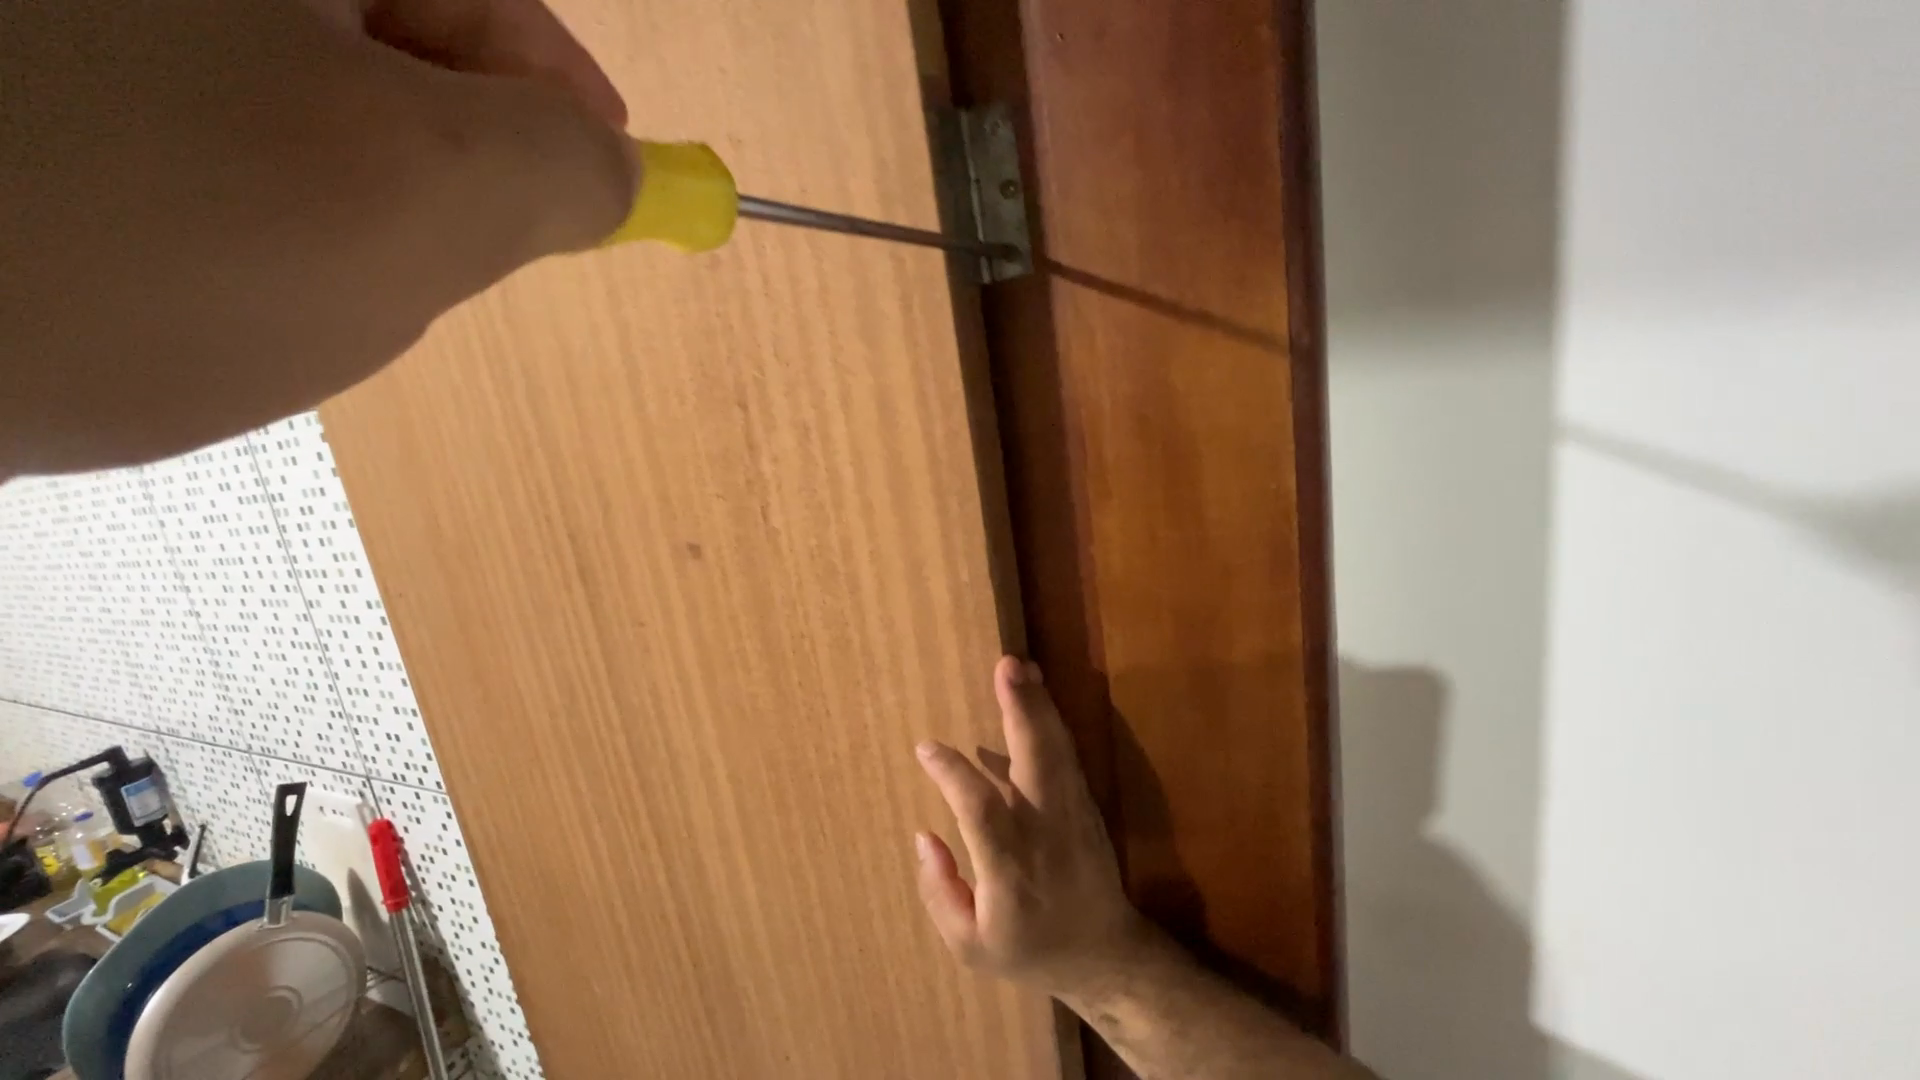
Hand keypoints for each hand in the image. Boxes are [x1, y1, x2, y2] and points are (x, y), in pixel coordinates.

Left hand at [2, 0, 636, 473]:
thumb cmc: (132, 244)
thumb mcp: (415, 198)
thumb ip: (561, 167)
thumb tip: (619, 167)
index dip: (564, 90)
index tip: (607, 187)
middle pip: (401, 42)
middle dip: (449, 155)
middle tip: (445, 252)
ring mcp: (107, 36)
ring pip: (314, 100)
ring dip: (358, 196)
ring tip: (310, 275)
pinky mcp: (56, 97)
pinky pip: (222, 137)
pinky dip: (267, 209)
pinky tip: (224, 270)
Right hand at [913, 657, 1148, 997]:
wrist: (1106, 954)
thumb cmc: (1030, 949)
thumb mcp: (971, 946)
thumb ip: (940, 893)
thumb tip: (925, 834)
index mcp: (1012, 870)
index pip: (981, 811)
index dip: (953, 775)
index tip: (926, 747)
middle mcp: (1046, 833)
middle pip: (1036, 762)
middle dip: (1021, 711)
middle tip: (1006, 667)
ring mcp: (1073, 814)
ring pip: (1057, 751)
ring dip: (1038, 705)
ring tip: (1020, 665)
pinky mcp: (1085, 805)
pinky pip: (1065, 755)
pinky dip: (1050, 721)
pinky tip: (1036, 692)